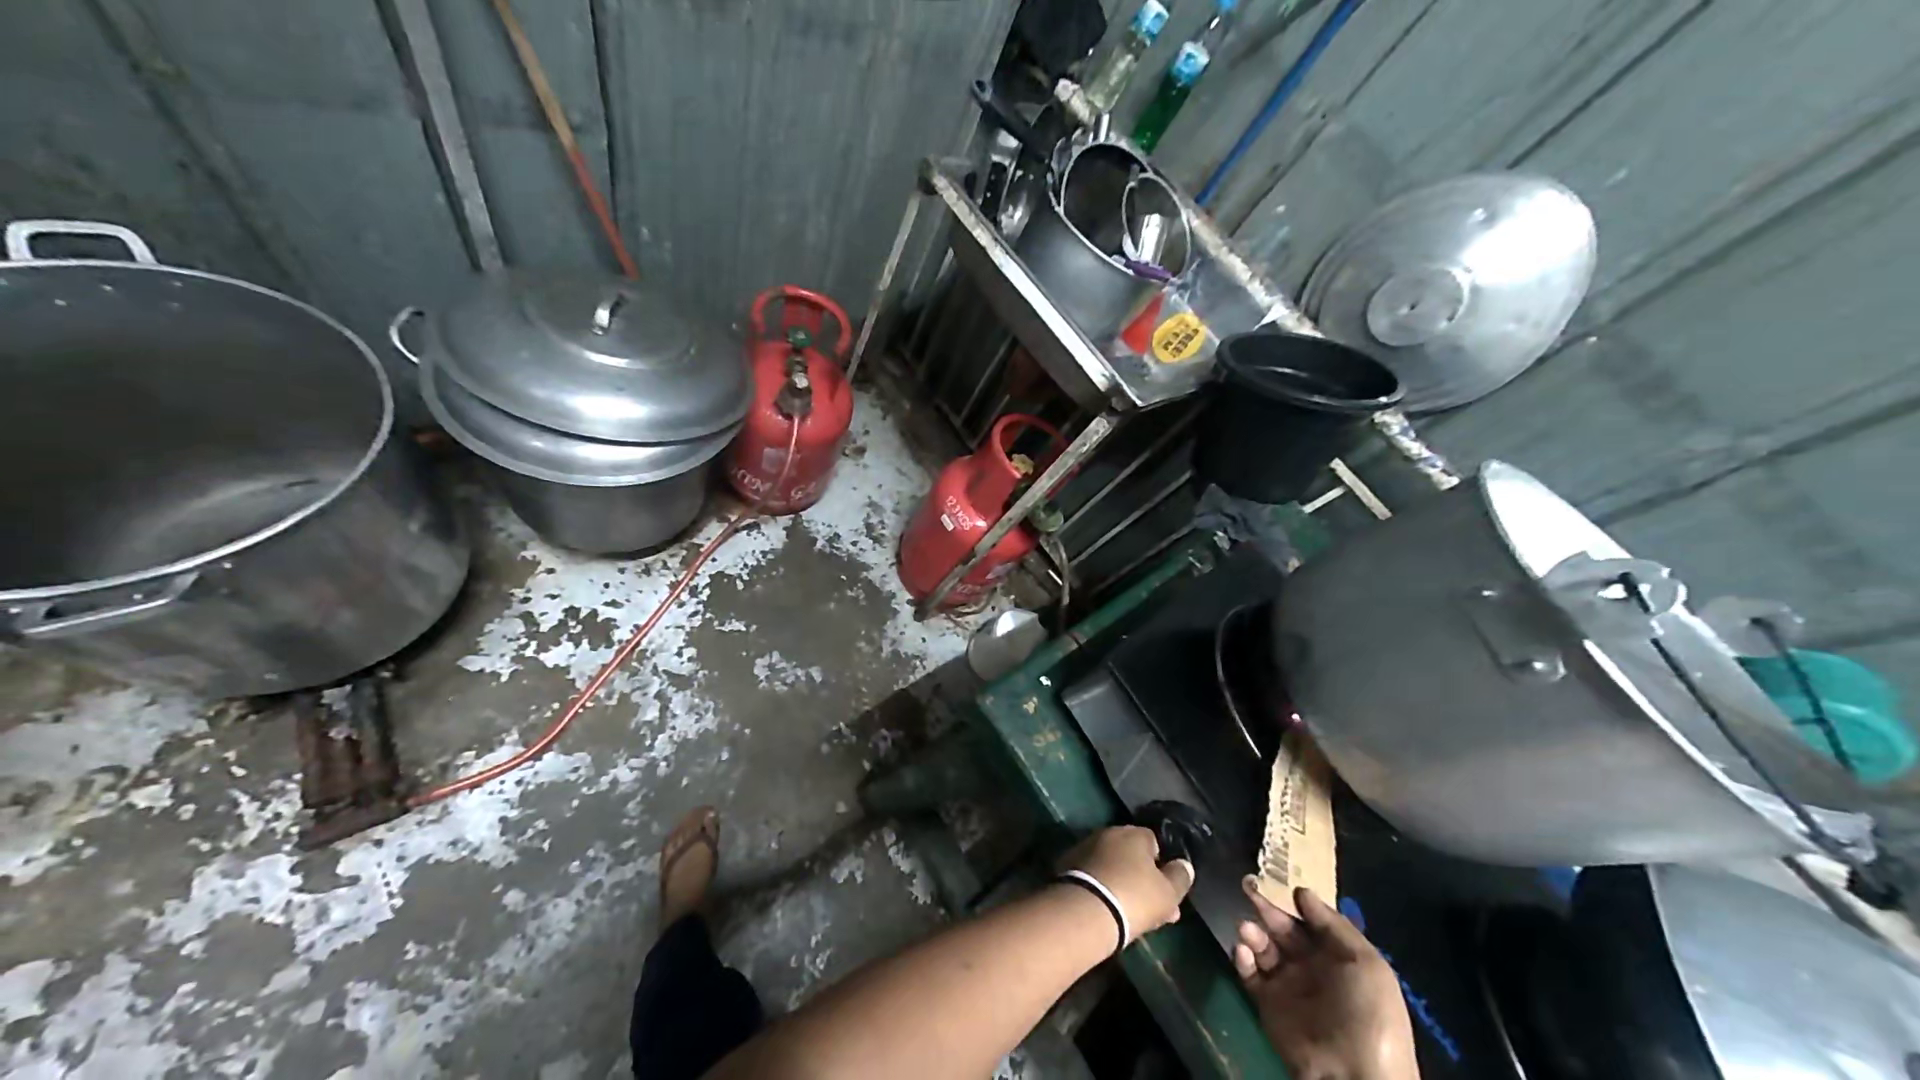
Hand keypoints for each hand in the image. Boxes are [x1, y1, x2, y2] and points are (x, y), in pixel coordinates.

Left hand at [1061, 826, 1194, 940]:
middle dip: (1143, 879)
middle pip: (1131, 855)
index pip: (1154, 842)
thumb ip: (1180, 877)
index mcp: (1134, 833)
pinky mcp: (1067, 865)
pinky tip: (1107, 908)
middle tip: (1152, 909)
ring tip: (1130, 914)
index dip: (1162, 866)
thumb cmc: (1135, 897)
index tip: (1166, 890)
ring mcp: (1085, 847)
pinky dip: (1102, 887)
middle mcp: (1108, 833)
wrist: (1085, 910)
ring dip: (1122, 883)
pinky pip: (1094, 875)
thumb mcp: (1168, 893)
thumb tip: (1184, 864)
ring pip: (1112, 866)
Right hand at [1233, 880, 1419, 1079]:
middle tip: (1248, 887)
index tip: (1274, 877)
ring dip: (1253, 932)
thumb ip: (1334, 924)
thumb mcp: (1367, 963)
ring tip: (1247, 929)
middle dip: (1267, 908)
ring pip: (1264, 947)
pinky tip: (1243, 951)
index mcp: (1339, 956)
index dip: (1293, 899)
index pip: (1311, 919)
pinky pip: (1250, 974)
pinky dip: (1242, 958)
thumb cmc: (1367, 1013)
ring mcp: (1288, 985)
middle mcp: (1312, 966)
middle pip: (1283, 928)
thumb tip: (1302, 892)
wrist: (1352, 1075)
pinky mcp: (1267, 1003)